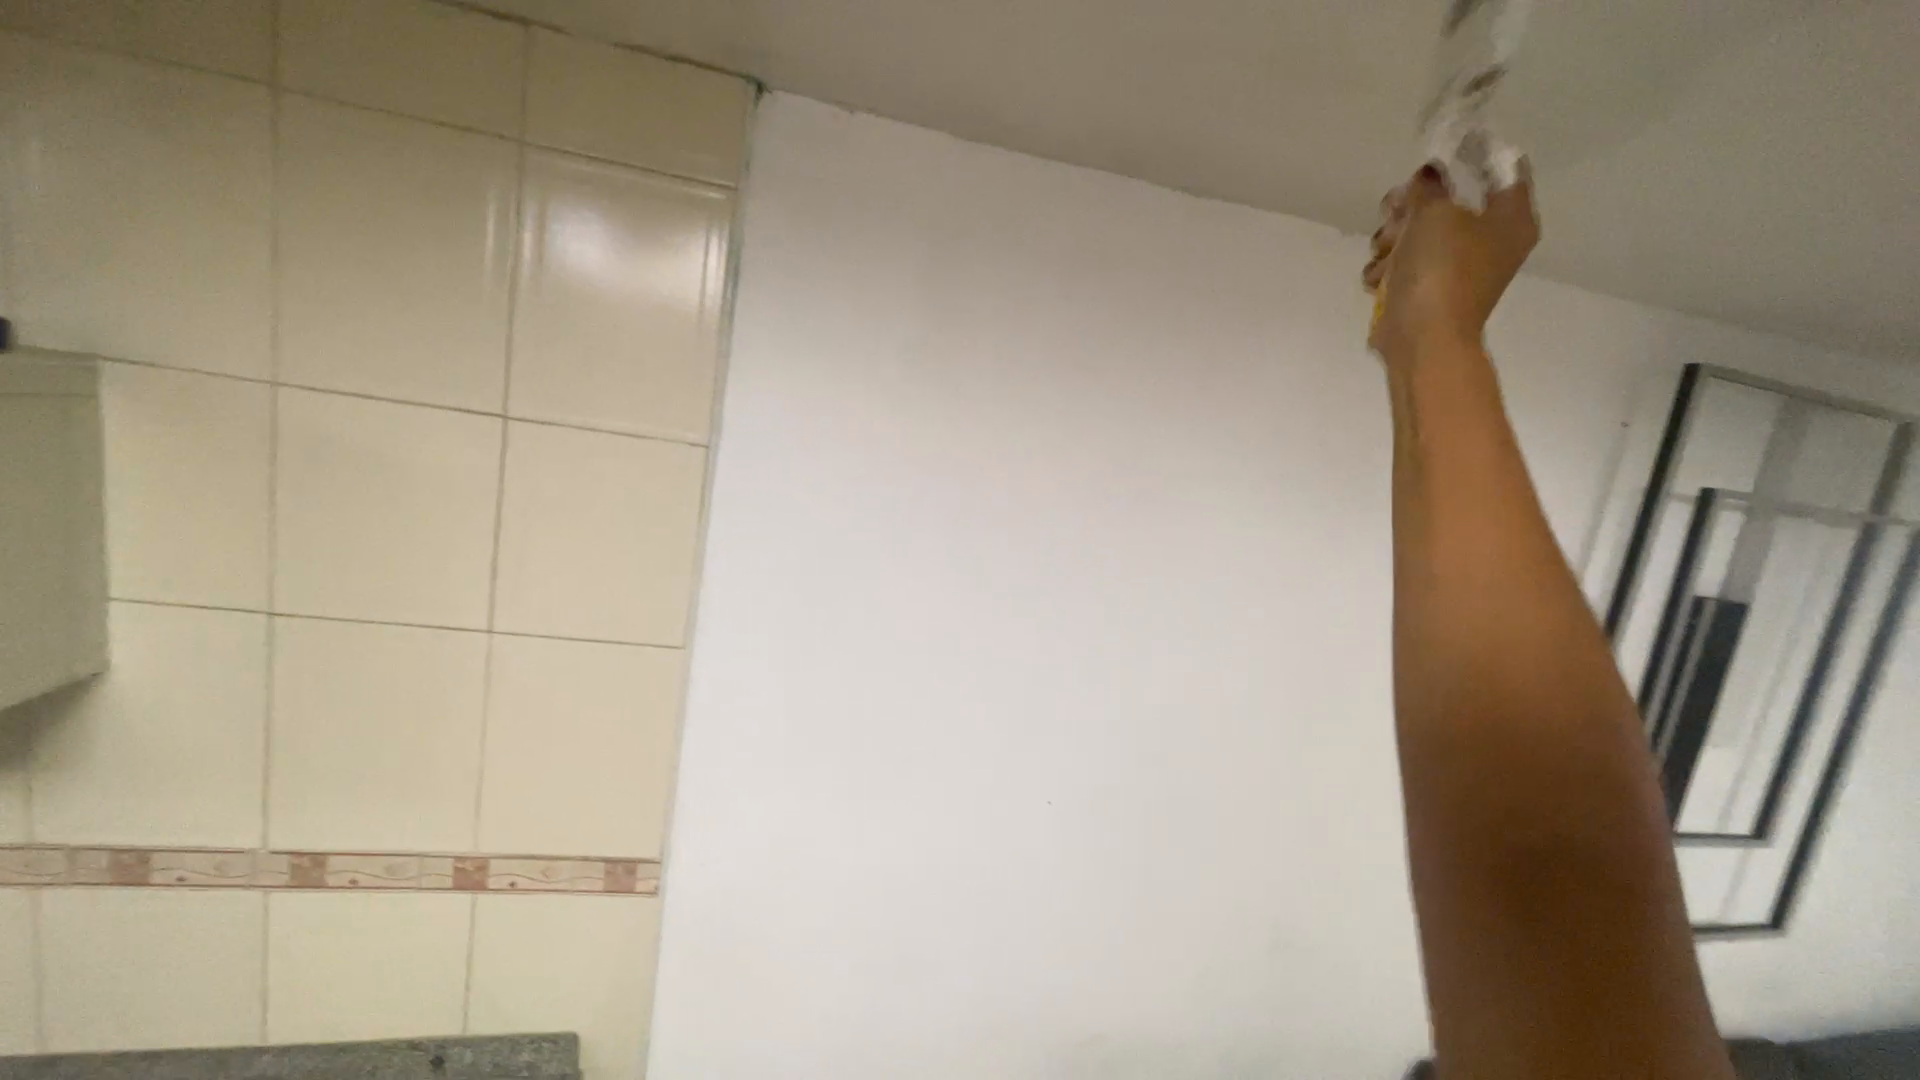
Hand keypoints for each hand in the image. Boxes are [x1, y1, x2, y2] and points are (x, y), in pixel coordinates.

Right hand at [1364, 161, 1538, 362]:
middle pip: (1448, 200)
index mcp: (1511, 218)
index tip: (1442, 148)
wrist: (1421, 340)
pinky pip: (1401, 264)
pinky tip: (1382, 280)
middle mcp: (1489, 240)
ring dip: (1392, 238)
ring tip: (1386, 252)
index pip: (1503, 167)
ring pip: (1416, 232)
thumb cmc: (1440, 272)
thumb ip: (1429, 185)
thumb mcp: (1434, 213)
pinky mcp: (1424, 291)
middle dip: (1413, 204)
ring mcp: (1454, 268)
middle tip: (1395, 209)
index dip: (1472, 152)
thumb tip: (1427, 175)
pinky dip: (1388, 269)